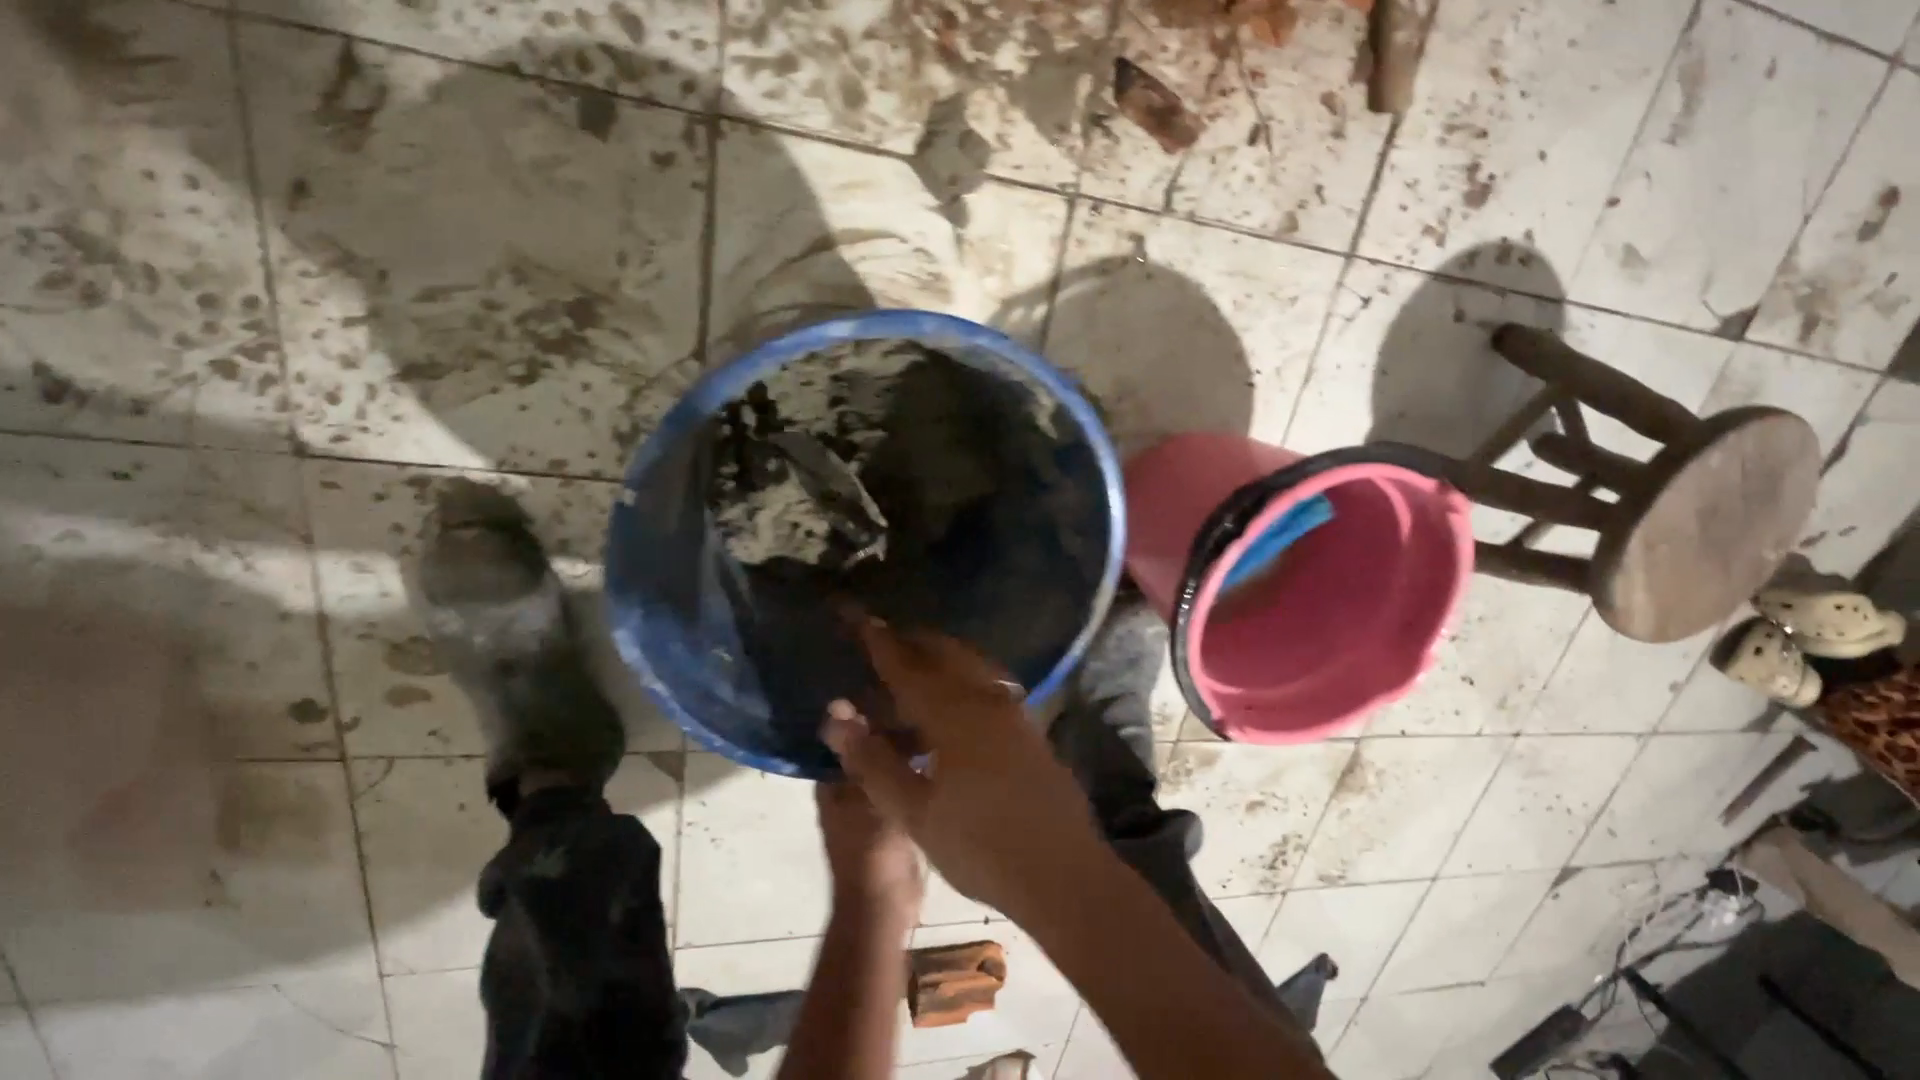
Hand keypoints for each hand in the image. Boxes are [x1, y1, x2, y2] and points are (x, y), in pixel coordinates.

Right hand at [821, 621, 1105, 920]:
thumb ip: (873, 761)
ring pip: (974, 666)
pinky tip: (958, 700)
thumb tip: (837, 713)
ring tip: (918, 661)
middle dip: (914, 641)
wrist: (1062, 873)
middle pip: (947, 654)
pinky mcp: (1031, 731)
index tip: (859, 617)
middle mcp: (986, 701)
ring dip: (943, 655)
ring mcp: (1015, 713)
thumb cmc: (979, 846)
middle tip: (886, 636)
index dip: (880, 642)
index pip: (907, 667)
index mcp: (952, 715)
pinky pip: (990, 684)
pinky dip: (965, 676)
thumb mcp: (915, 812)